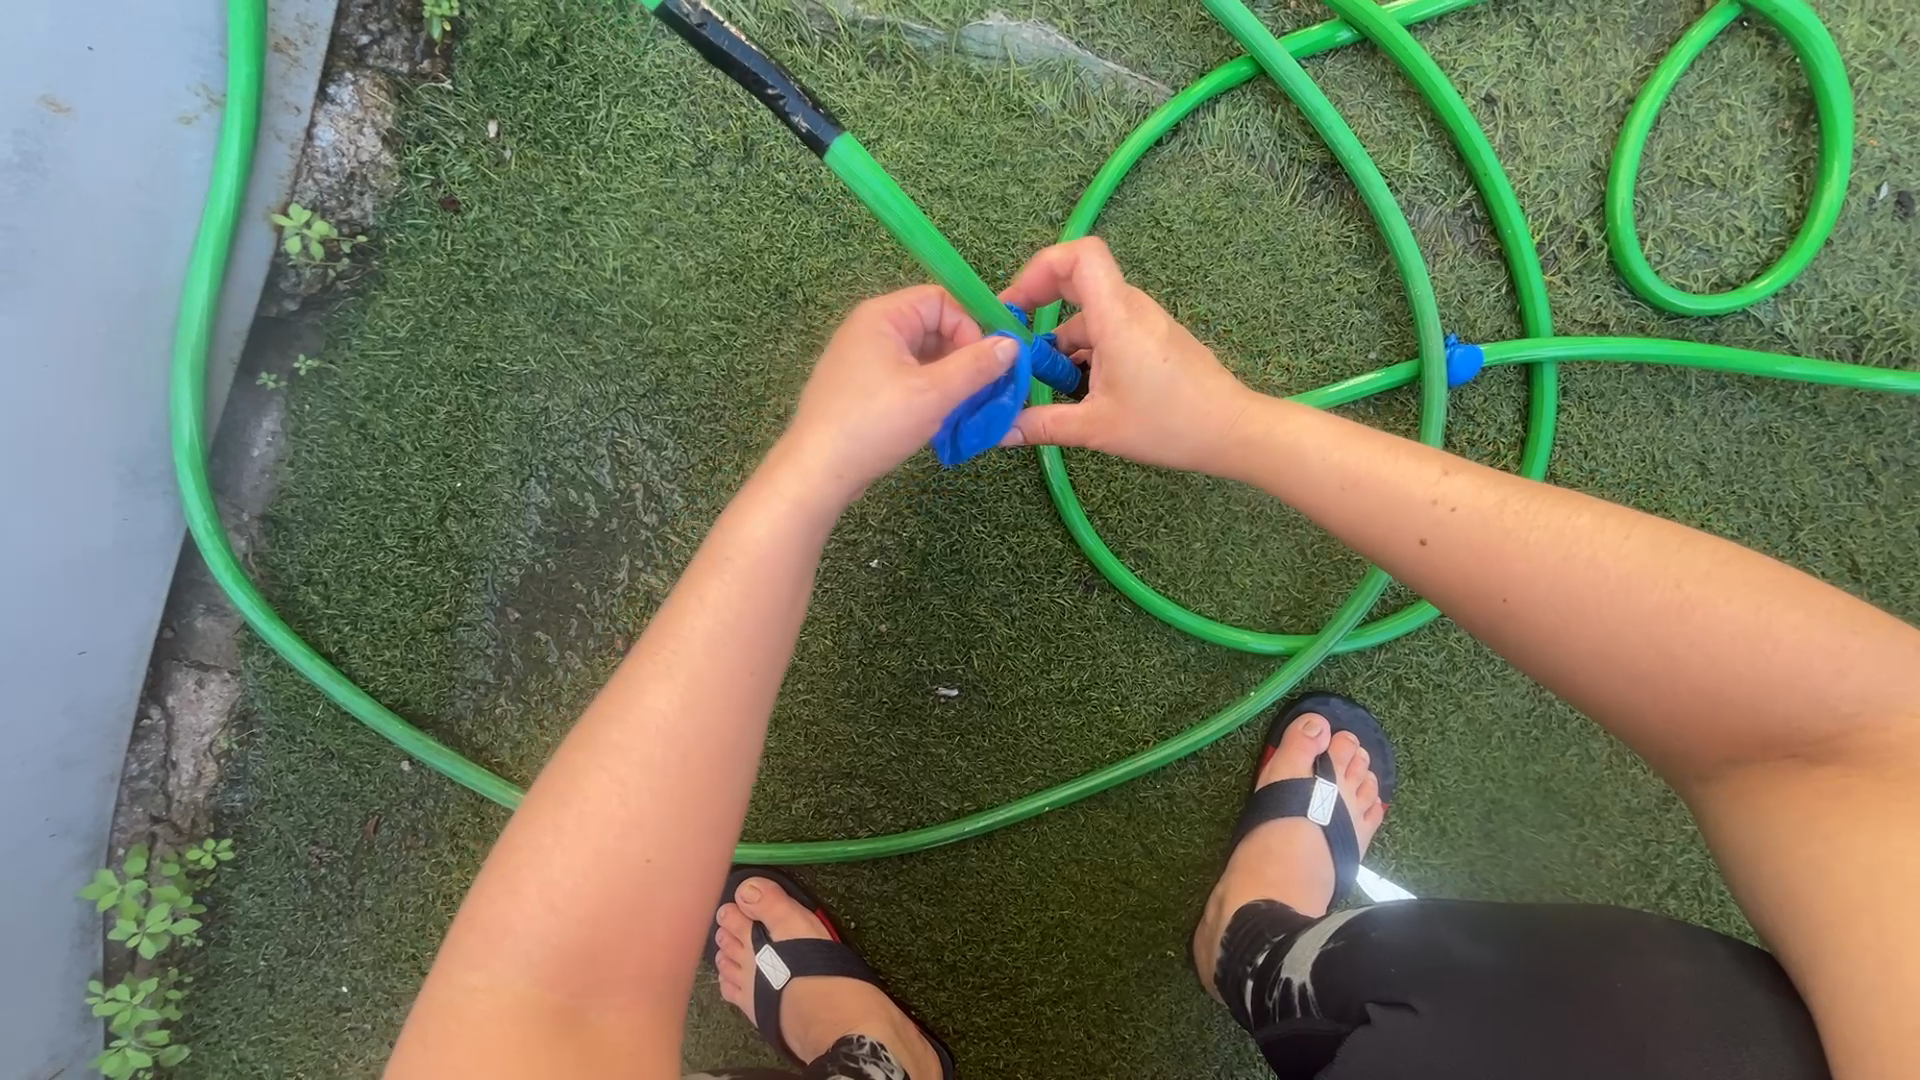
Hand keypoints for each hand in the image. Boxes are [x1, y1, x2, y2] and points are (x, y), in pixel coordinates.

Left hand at [777, 285, 1017, 501]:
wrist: (818, 471)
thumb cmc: (875, 423)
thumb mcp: (934, 393)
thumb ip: (976, 366)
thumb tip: (1012, 344)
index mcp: (883, 316)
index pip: (941, 299)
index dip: (970, 327)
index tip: (987, 364)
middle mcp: (871, 329)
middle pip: (932, 326)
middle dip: (963, 355)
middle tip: (982, 389)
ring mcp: (863, 360)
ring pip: (921, 356)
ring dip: (949, 378)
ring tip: (964, 408)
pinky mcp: (862, 388)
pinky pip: (906, 378)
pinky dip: (928, 393)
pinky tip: (939, 419)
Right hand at [1000, 238, 1255, 473]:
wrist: (1231, 431)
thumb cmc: (1168, 424)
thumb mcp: (1096, 428)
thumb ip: (1042, 425)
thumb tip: (999, 430)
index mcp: (1117, 317)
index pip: (1079, 255)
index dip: (1040, 268)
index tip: (1016, 307)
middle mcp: (1131, 309)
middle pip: (1077, 282)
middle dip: (1041, 308)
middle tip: (1016, 345)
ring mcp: (1144, 323)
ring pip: (1090, 316)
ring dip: (1062, 343)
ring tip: (1046, 386)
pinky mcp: (1153, 340)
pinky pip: (1109, 332)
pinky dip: (1085, 354)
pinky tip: (1079, 392)